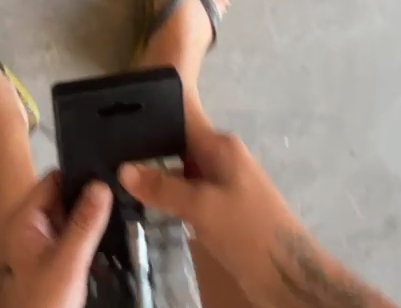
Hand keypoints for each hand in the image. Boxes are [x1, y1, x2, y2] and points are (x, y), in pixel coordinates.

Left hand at [0, 172, 113, 307]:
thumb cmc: (45, 303)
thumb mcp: (68, 262)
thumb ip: (85, 223)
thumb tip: (101, 183)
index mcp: (24, 219)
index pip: (54, 181)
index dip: (79, 177)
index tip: (109, 178)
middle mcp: (28, 227)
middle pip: (62, 200)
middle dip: (87, 204)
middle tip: (120, 202)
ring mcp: (38, 247)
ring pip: (69, 221)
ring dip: (88, 225)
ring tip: (117, 222)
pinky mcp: (49, 264)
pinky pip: (69, 242)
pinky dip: (85, 244)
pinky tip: (105, 250)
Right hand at [120, 124, 394, 307]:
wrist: (291, 279)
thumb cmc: (249, 231)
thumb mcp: (201, 208)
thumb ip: (162, 187)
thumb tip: (124, 169)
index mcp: (221, 145)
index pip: (177, 121)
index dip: (147, 124)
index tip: (114, 128)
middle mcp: (222, 157)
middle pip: (177, 147)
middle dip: (148, 154)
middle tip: (110, 159)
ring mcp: (225, 184)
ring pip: (182, 173)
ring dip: (159, 179)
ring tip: (119, 180)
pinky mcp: (224, 209)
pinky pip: (190, 194)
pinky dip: (171, 198)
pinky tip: (147, 204)